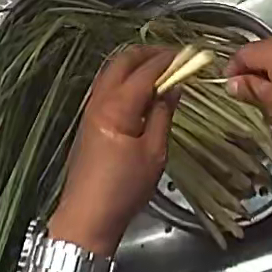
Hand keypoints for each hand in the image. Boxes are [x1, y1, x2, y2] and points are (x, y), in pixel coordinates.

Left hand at [48, 46, 177, 253]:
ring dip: (134, 62)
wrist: (86, 218)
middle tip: (171, 55)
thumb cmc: (123, 190)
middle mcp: (100, 100)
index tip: (186, 55)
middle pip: (123, 61)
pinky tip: (139, 87)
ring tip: (158, 67)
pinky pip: (107, 84)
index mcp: (117, 107)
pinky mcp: (88, 118)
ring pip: (112, 70)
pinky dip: (124, 76)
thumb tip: (173, 87)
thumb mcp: (154, 154)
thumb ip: (163, 114)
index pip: (145, 71)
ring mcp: (90, 108)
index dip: (167, 60)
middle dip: (148, 53)